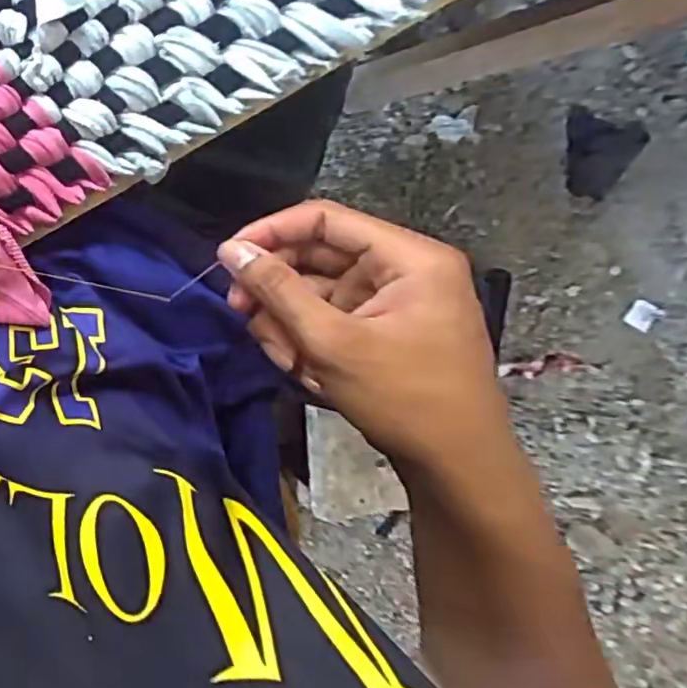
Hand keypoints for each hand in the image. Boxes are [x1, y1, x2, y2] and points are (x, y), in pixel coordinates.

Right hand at [218, 200, 509, 469]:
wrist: (457, 468)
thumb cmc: (404, 398)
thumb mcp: (330, 340)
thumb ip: (276, 288)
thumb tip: (230, 249)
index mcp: (409, 259)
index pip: (322, 219)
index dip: (269, 231)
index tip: (229, 256)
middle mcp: (400, 268)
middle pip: (311, 253)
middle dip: (272, 284)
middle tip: (238, 308)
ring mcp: (387, 297)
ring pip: (309, 285)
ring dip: (283, 317)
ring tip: (282, 354)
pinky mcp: (375, 323)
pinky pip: (321, 311)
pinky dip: (300, 334)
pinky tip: (298, 364)